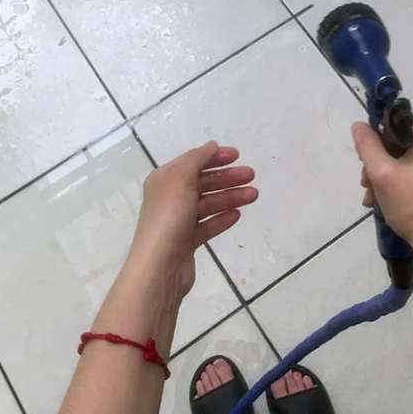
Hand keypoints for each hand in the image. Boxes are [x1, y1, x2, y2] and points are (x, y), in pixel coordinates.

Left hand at [128, 142, 255, 294]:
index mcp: (164, 180)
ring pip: (208, 204)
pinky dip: (222, 218)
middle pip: (203, 183)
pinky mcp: (187, 241)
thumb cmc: (168, 218)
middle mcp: (170, 198)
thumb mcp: (180, 179)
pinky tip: (237, 215)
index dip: (214, 157)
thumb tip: (211, 146)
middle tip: (251, 176)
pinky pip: (207, 225)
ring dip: (230, 197)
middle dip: (227, 178)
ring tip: (253, 195)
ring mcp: (178, 221)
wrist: (159, 267)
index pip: (192, 162)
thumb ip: (196, 159)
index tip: (237, 156)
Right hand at [353, 122, 412, 253]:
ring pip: (409, 161)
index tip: (367, 172)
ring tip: (379, 200)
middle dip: (380, 168)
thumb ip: (367, 146)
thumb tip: (359, 125)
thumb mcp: (381, 173)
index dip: (374, 149)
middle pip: (399, 147)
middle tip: (370, 190)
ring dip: (390, 178)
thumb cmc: (412, 205)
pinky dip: (407, 184)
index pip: (391, 131)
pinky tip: (397, 202)